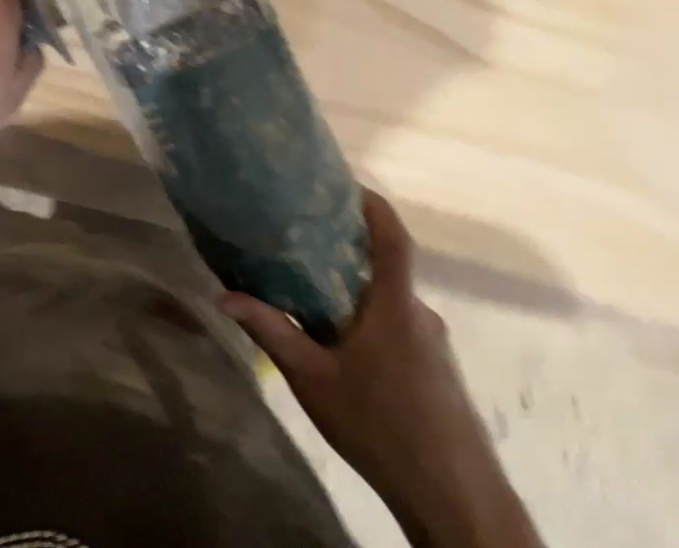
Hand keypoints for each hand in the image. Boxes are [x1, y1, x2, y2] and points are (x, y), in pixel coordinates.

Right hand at [221, 191, 539, 547]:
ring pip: (388, 302)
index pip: (393, 239)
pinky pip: (398, 326)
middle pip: (385, 268)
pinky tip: (338, 345)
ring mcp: (433, 344)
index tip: (346, 183)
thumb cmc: (379, 426)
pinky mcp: (436, 370)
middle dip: (346, 251)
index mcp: (393, 307)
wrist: (454, 496)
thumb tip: (223, 295)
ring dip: (353, 292)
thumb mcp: (312, 379)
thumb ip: (271, 331)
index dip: (374, 205)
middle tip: (299, 241)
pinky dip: (367, 319)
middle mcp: (419, 315)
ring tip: (308, 292)